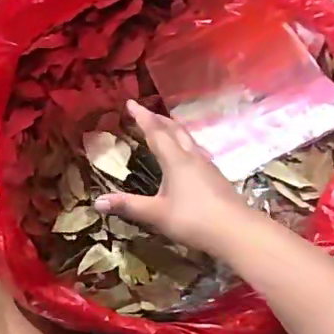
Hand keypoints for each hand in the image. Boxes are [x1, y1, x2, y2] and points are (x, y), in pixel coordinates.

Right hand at [95, 100, 259, 253]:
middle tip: (146, 112)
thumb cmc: (193, 220)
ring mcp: (208, 166)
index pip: (156, 132)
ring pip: (189, 140)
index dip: (142, 117)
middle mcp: (193, 157)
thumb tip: (97, 202)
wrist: (236, 231)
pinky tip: (189, 156)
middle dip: (159, 120)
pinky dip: (186, 145)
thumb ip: (129, 206)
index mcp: (176, 160)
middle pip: (175, 131)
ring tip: (166, 128)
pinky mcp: (217, 178)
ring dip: (175, 130)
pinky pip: (198, 152)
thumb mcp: (157, 214)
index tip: (130, 102)